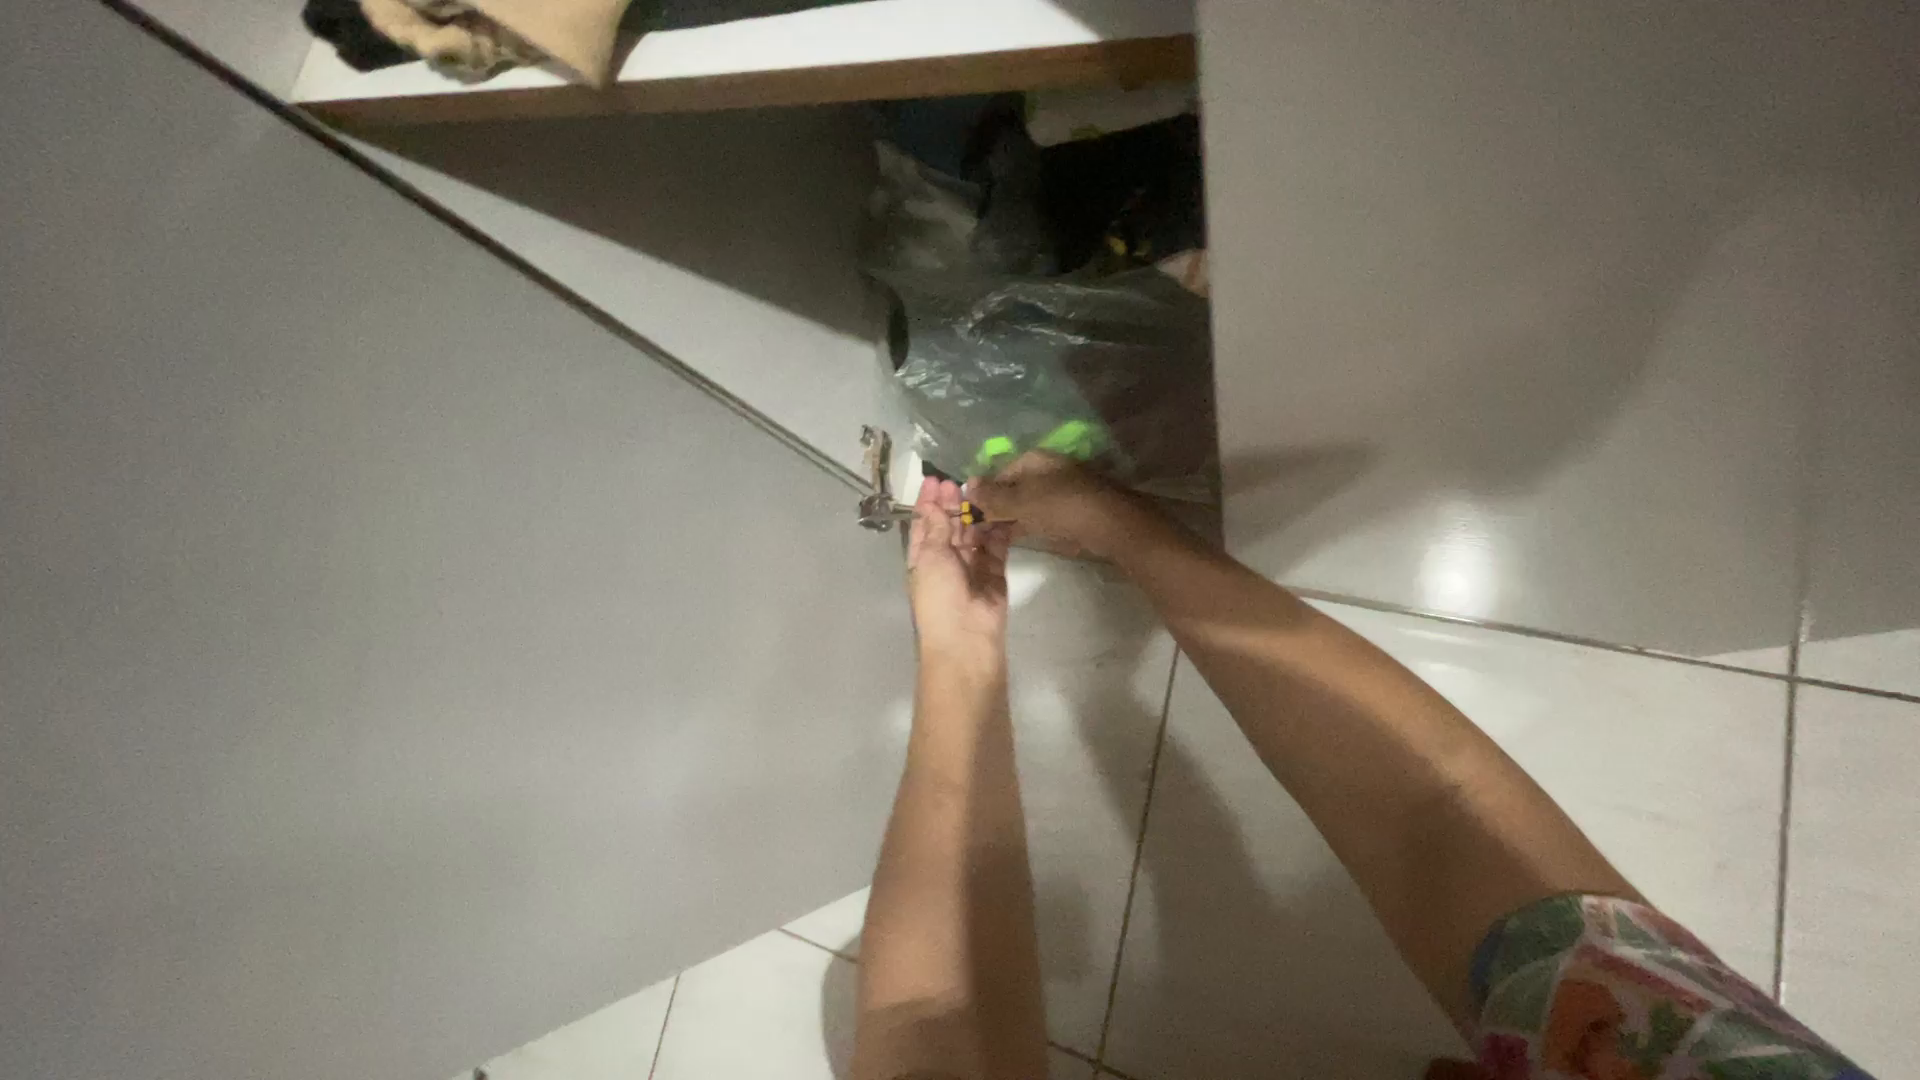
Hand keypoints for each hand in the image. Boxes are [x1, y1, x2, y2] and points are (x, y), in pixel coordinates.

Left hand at [907, 477, 1012, 654]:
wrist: (966, 638)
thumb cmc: (939, 597)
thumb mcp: (930, 558)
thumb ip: (936, 528)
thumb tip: (935, 503)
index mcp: (923, 559)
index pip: (925, 524)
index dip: (929, 502)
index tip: (935, 479)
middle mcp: (946, 561)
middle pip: (950, 526)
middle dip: (953, 503)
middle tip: (961, 480)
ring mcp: (972, 566)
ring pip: (975, 533)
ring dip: (977, 513)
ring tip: (983, 488)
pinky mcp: (995, 572)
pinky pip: (998, 546)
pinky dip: (1001, 529)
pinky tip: (1003, 507)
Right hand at [966, 453, 1143, 559]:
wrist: (1111, 525)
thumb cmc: (1062, 506)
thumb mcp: (1022, 501)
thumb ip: (994, 496)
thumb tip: (967, 484)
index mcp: (1034, 460)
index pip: (998, 474)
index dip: (983, 494)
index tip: (970, 515)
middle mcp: (1046, 470)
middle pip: (1013, 488)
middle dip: (996, 507)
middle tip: (979, 531)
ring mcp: (1060, 490)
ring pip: (1026, 504)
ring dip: (1010, 518)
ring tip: (992, 537)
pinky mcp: (1070, 511)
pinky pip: (1040, 516)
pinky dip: (1027, 525)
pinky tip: (1016, 538)